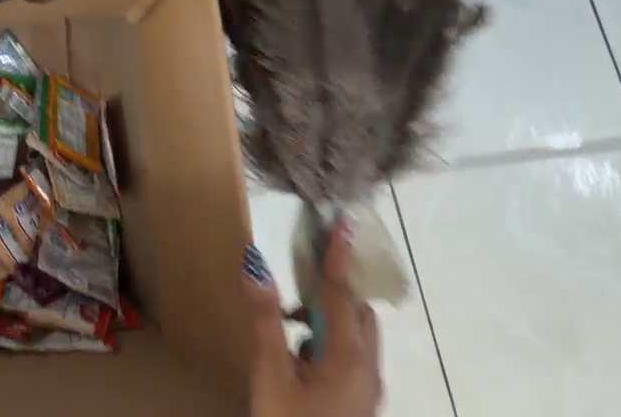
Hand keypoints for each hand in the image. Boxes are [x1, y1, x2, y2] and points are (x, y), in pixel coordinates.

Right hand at [246, 227, 382, 416]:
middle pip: (355, 311)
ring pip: (352, 334)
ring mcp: (365, 388)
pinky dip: (324, 337)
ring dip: (325, 315)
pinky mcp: (356, 400)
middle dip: (329, 287)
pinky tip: (294, 350)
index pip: (340, 293)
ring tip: (286, 319)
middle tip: (296, 274)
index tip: (342, 222)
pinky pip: (346, 353)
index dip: (337, 256)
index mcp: (348, 357)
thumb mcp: (271, 373)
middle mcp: (366, 369)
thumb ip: (266, 317)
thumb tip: (255, 262)